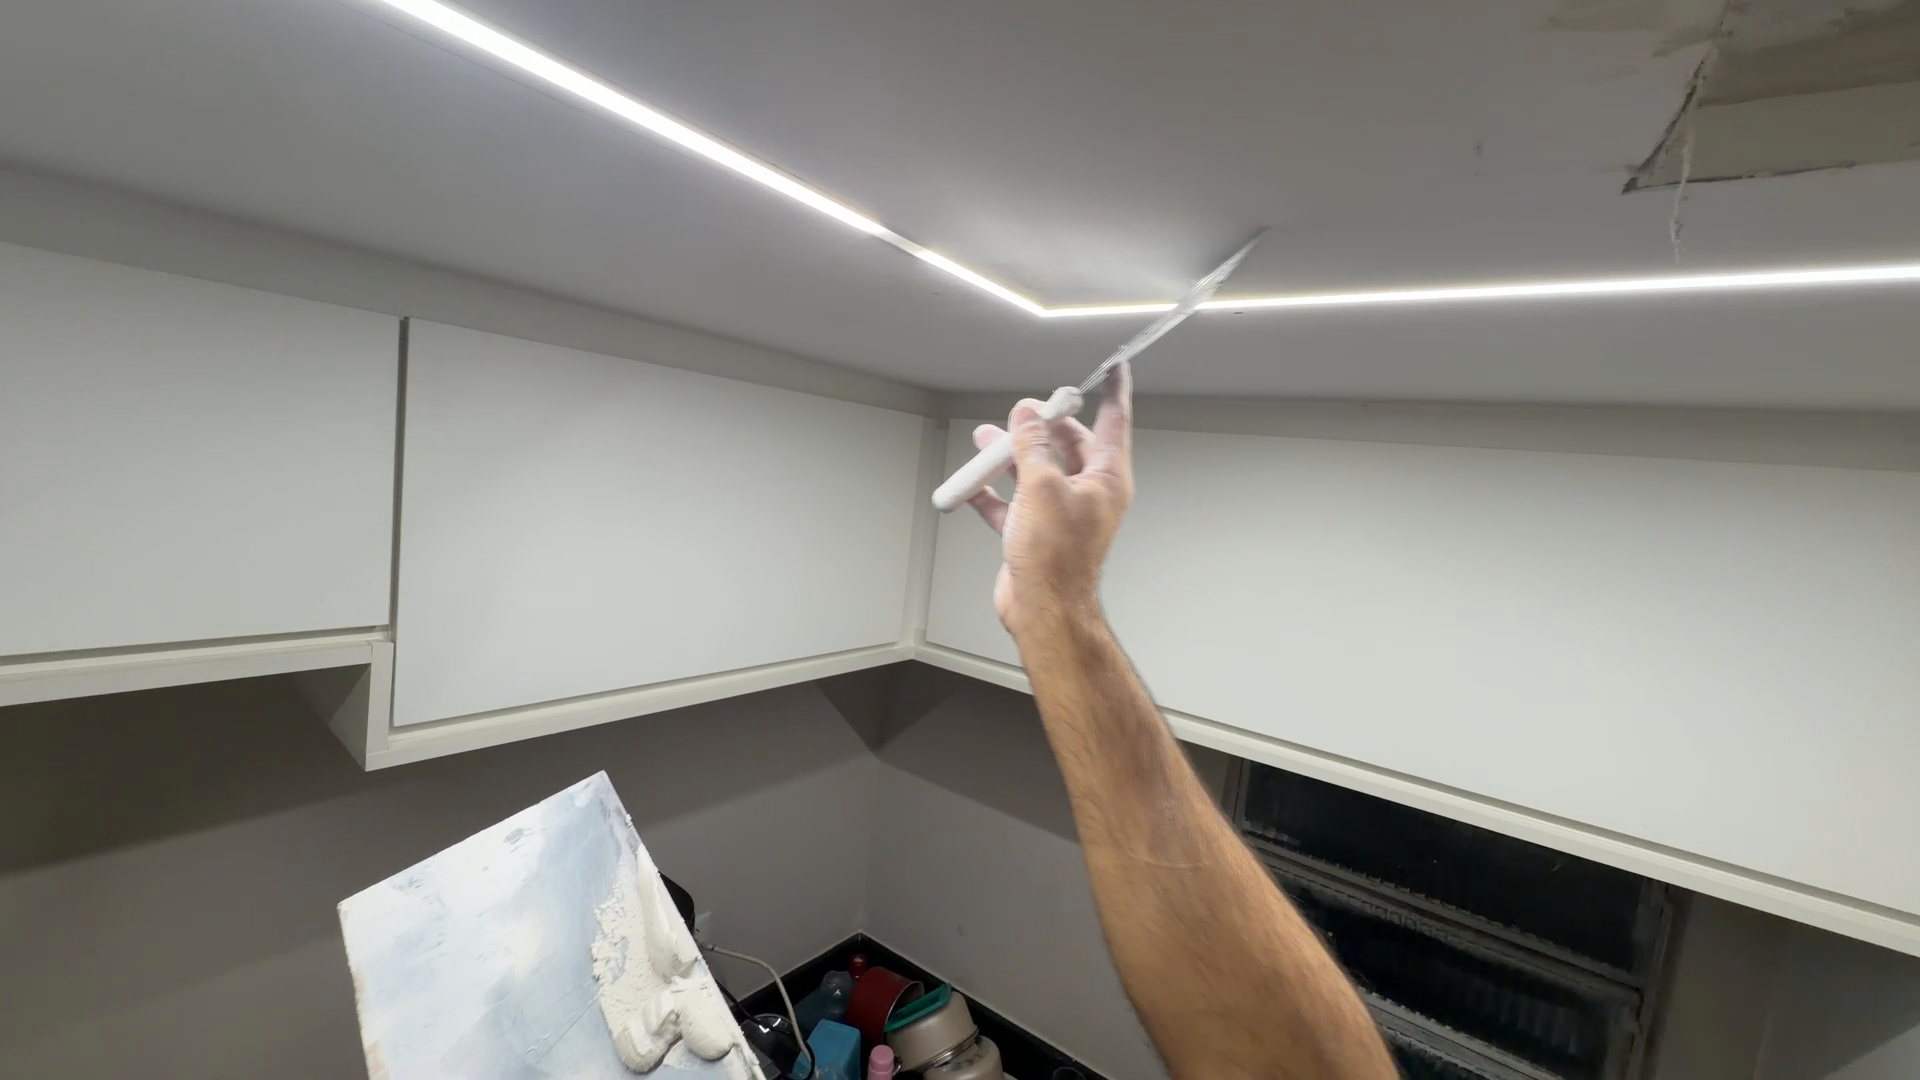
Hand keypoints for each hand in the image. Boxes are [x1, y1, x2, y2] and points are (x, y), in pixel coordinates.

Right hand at [966, 362, 1133, 635]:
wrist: (1041, 608)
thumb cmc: (1056, 558)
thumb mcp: (1042, 487)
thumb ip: (1033, 445)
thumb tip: (1027, 416)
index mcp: (1105, 478)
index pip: (1113, 422)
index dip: (1112, 391)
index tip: (1115, 367)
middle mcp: (1087, 493)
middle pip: (1068, 445)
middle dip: (1042, 426)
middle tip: (1023, 411)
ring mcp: (1061, 512)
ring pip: (1036, 471)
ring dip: (1010, 456)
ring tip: (986, 441)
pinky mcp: (1036, 530)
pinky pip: (1013, 502)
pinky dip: (992, 493)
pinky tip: (971, 486)